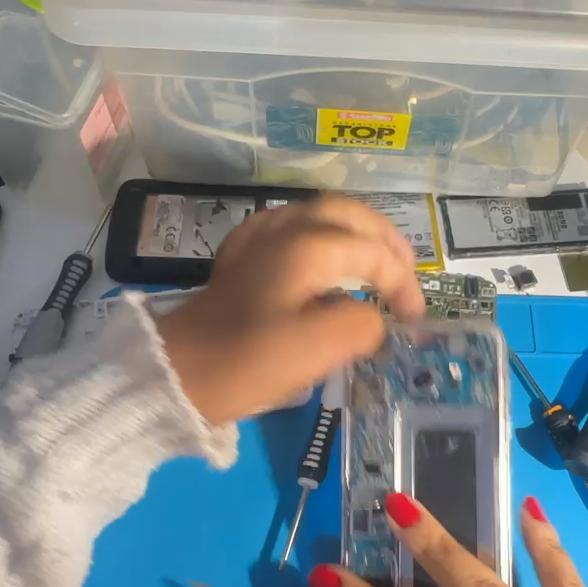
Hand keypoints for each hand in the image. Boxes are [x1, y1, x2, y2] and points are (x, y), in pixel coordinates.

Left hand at [155, 194, 423, 424]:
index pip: (373, 252)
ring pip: (316, 214)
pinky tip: (316, 257)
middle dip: (383, 237)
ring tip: (373, 258)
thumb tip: (370, 318)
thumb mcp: (315, 349)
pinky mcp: (239, 260)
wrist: (174, 373)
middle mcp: (283, 232)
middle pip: (346, 213)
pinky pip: (287, 230)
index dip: (402, 283)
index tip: (413, 319)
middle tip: (406, 268)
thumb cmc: (246, 361)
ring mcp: (256, 242)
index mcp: (307, 247)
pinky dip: (316, 236)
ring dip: (353, 231)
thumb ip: (360, 325)